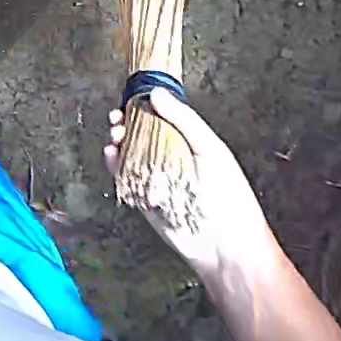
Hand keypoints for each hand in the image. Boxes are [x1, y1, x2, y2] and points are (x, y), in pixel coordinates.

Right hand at [105, 88, 276, 288]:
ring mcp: (155, 176)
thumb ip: (184, 119)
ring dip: (117, 140)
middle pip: (139, 132)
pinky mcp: (143, 196)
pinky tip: (112, 154)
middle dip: (125, 123)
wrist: (225, 247)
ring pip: (128, 151)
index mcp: (187, 141)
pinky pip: (123, 175)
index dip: (142, 106)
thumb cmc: (229, 197)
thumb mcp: (210, 149)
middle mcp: (169, 156)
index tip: (130, 101)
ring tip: (116, 136)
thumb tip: (157, 93)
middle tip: (118, 119)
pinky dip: (114, 163)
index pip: (159, 116)